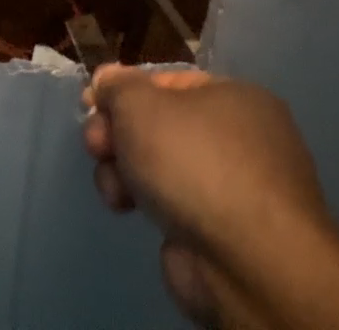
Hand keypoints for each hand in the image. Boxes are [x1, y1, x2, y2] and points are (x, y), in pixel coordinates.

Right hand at [84, 66, 338, 326]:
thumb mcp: (139, 104)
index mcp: (235, 98)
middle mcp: (242, 138)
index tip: (90, 107)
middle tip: (98, 148)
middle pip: (156, 124)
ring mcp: (235, 186)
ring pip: (156, 163)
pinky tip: (132, 210)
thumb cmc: (194, 162)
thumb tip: (108, 78)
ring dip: (122, 171)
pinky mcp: (224, 227)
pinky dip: (146, 203)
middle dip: (116, 135)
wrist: (247, 260)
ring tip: (117, 191)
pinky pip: (171, 200)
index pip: (164, 81)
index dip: (121, 91)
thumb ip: (116, 85)